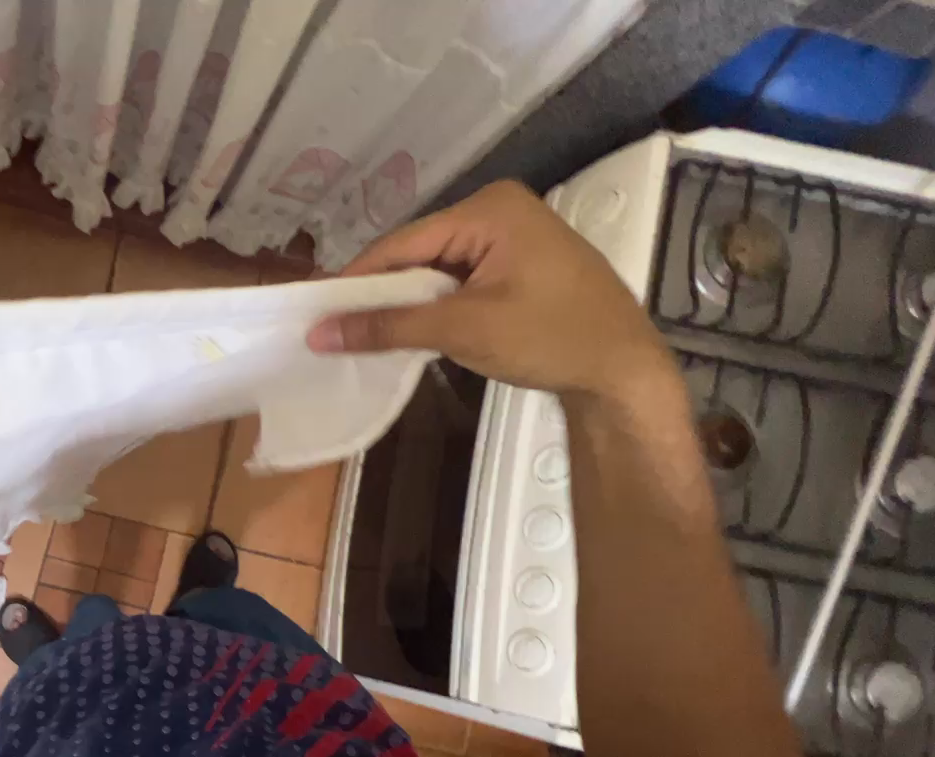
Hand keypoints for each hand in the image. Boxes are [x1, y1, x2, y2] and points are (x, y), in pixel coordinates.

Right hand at [307, 181, 675, 404]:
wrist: (620, 368)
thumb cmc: (550, 337)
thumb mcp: (462, 330)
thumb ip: (387, 327)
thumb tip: (318, 334)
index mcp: (487, 210)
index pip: (400, 243)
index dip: (354, 281)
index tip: (315, 314)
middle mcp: (493, 212)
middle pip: (411, 253)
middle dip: (375, 293)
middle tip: (332, 329)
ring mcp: (502, 238)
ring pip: (427, 270)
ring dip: (398, 303)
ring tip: (357, 333)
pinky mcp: (506, 265)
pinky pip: (448, 281)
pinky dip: (424, 307)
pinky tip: (400, 330)